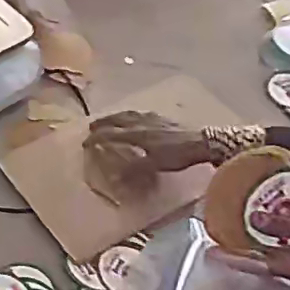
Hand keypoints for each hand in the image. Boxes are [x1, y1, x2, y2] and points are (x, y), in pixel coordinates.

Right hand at [83, 111, 216, 194]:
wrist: (203, 141)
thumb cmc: (178, 155)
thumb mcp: (153, 165)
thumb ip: (132, 169)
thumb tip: (113, 175)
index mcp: (136, 134)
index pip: (110, 134)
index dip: (97, 138)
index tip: (86, 143)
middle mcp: (142, 123)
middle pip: (117, 121)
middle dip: (103, 123)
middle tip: (92, 127)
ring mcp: (154, 118)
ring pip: (129, 115)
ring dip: (116, 117)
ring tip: (109, 119)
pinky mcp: (165, 118)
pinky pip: (141, 114)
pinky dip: (132, 115)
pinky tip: (136, 117)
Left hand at [213, 210, 289, 281]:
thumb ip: (285, 224)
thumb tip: (253, 218)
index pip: (252, 264)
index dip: (230, 257)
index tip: (209, 250)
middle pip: (255, 257)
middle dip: (236, 246)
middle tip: (215, 231)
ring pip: (267, 247)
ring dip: (251, 236)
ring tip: (231, 222)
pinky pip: (281, 238)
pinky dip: (270, 228)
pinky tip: (263, 214)